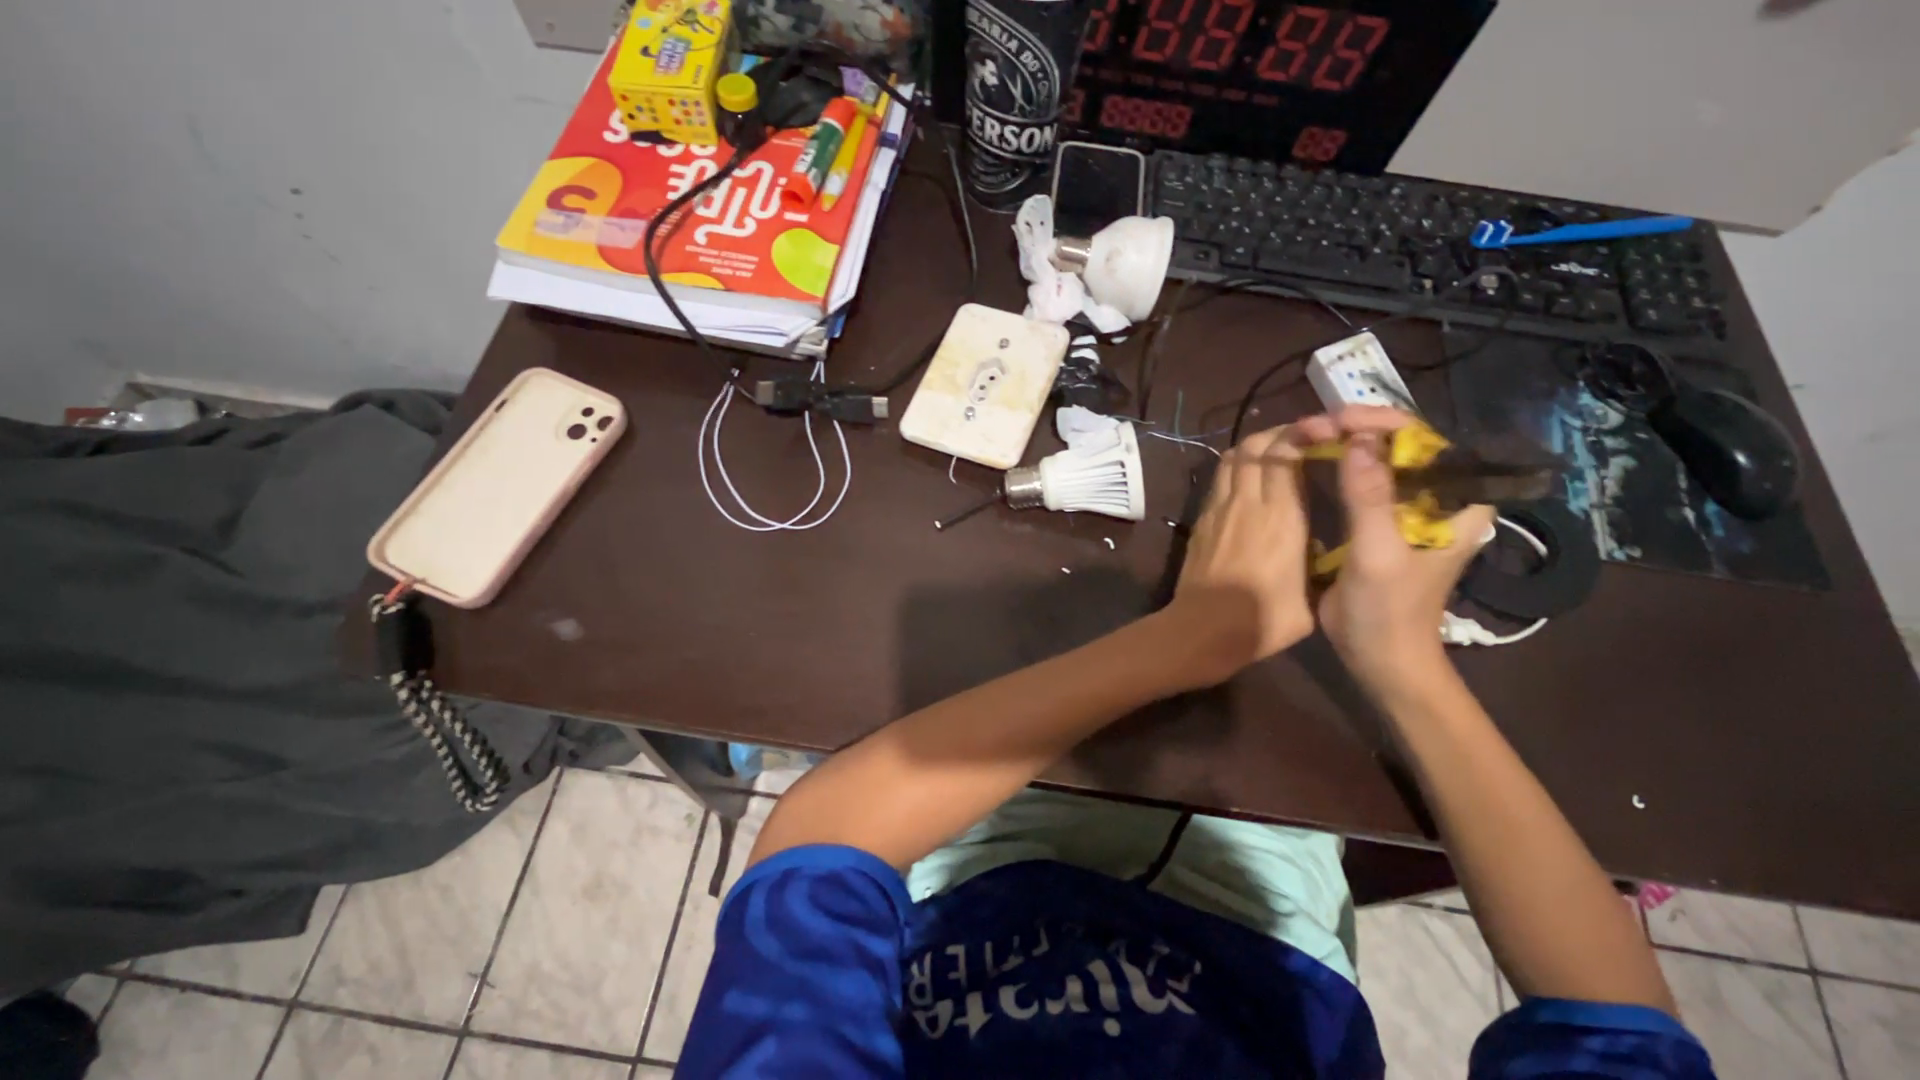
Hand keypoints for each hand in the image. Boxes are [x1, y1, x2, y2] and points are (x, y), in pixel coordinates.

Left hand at [1164, 419, 1336, 685]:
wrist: (1203, 631)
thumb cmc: (1262, 620)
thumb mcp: (1311, 599)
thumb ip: (1318, 566)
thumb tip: (1320, 554)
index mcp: (1281, 517)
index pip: (1287, 453)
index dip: (1303, 432)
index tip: (1323, 429)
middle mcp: (1248, 503)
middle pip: (1256, 445)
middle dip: (1279, 433)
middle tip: (1299, 437)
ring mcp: (1219, 510)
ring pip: (1233, 458)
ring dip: (1254, 447)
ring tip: (1274, 453)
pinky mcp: (1201, 522)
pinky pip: (1220, 481)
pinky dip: (1236, 469)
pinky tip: (1249, 483)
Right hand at [1317, 407, 1495, 699]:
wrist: (1382, 660)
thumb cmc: (1388, 614)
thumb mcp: (1377, 555)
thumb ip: (1370, 498)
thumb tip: (1360, 438)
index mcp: (1458, 503)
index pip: (1427, 441)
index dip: (1383, 423)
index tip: (1338, 421)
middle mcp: (1440, 498)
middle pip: (1402, 443)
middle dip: (1358, 428)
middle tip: (1312, 426)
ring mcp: (1411, 509)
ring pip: (1380, 458)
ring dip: (1344, 442)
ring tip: (1306, 435)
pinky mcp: (1384, 522)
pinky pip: (1363, 480)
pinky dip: (1337, 464)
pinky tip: (1310, 457)